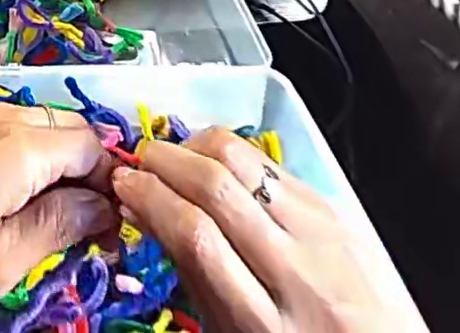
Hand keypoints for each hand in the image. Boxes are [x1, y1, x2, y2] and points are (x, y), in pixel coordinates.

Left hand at [0, 98, 116, 306]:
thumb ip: (57, 229)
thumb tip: (101, 209)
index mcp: (19, 145)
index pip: (93, 146)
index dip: (109, 186)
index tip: (106, 231)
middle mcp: (1, 114)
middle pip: (69, 129)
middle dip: (86, 174)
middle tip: (77, 230)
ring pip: (40, 125)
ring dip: (55, 165)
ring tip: (41, 220)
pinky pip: (9, 127)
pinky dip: (25, 156)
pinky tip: (6, 197)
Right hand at [113, 128, 425, 332]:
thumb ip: (189, 270)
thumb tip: (139, 204)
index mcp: (267, 326)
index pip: (196, 236)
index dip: (150, 198)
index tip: (124, 185)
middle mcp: (299, 276)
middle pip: (215, 187)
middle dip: (163, 161)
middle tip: (141, 162)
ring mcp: (322, 236)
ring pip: (241, 158)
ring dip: (191, 145)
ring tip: (175, 158)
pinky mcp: (335, 208)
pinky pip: (267, 161)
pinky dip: (227, 154)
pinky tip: (214, 166)